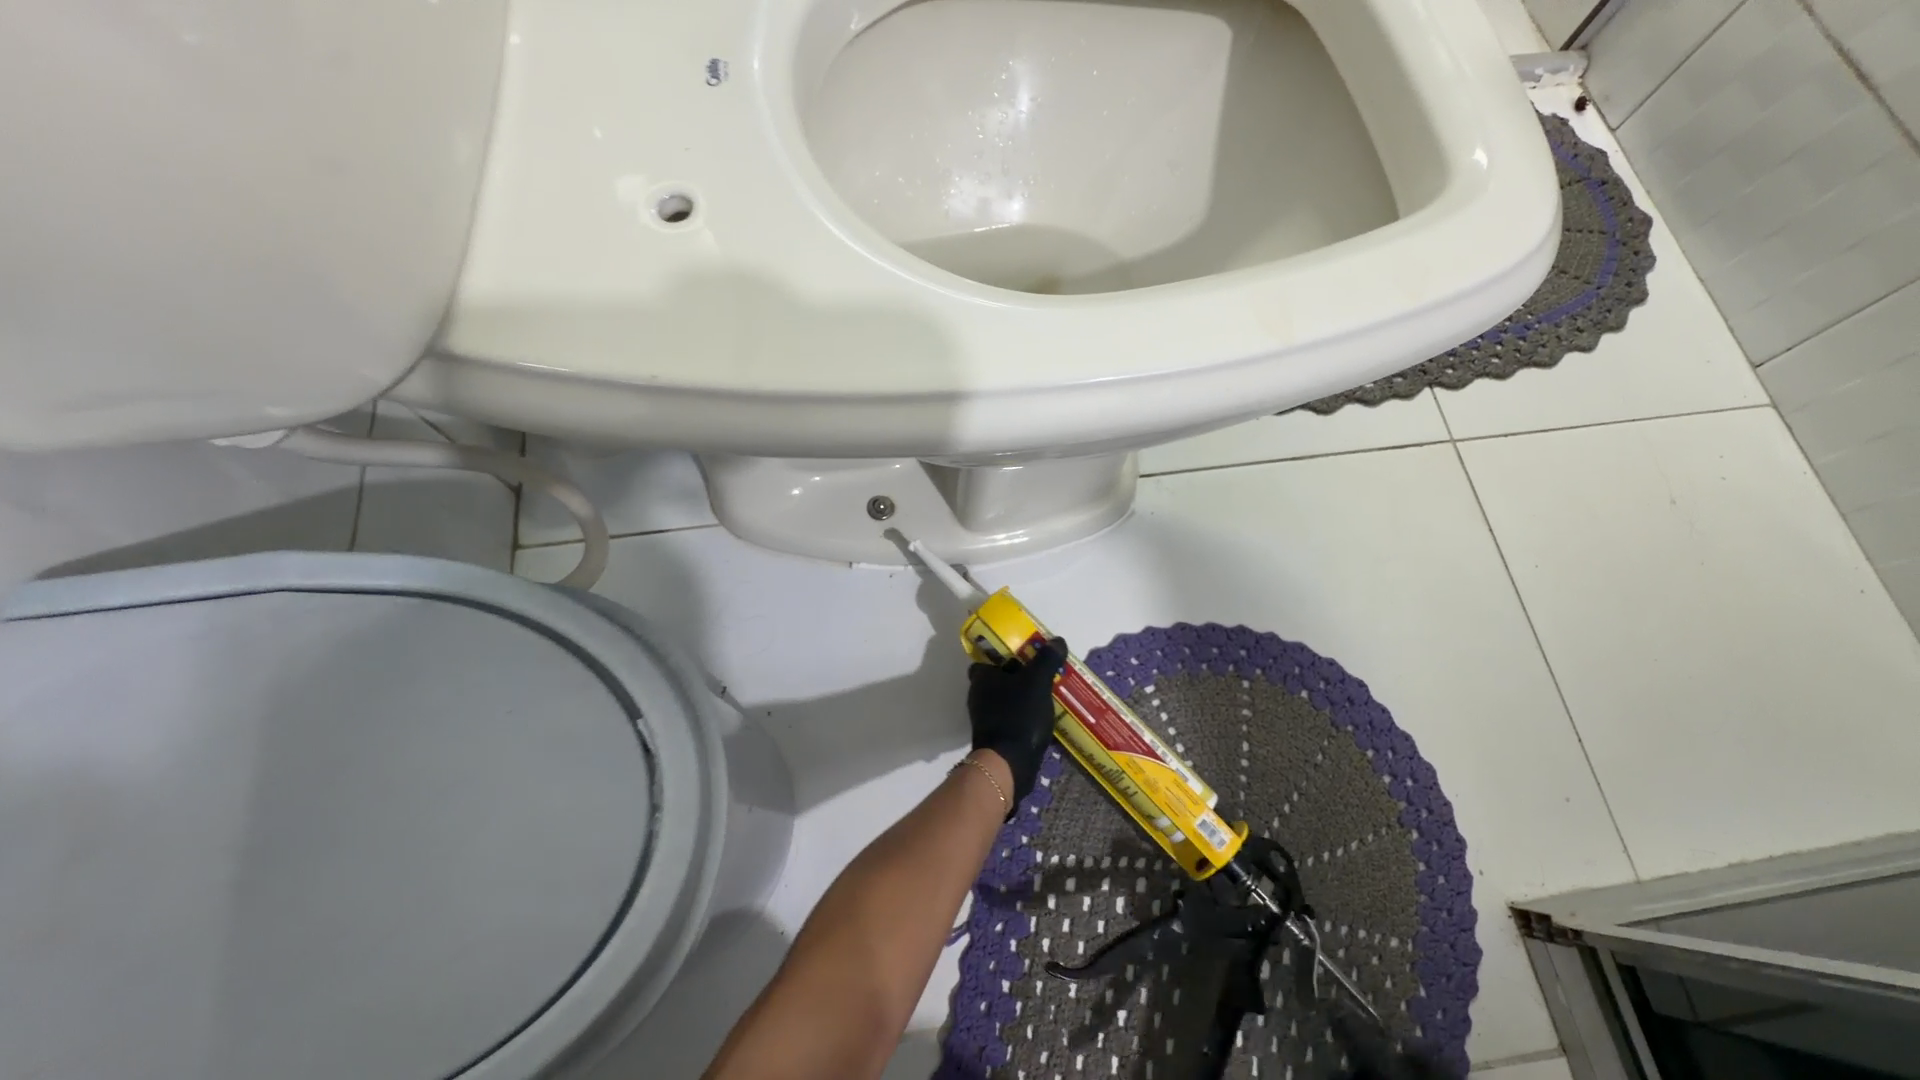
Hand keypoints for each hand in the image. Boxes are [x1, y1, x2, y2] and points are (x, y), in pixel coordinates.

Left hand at [966, 638, 1068, 809]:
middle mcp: (978, 696)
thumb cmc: (1018, 715)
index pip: (987, 659)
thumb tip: (1057, 640)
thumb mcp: (1037, 682)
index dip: (1004, 655)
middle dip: (1020, 675)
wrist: (1008, 763)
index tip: (1027, 654)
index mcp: (981, 678)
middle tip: (1043, 673)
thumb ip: (1046, 660)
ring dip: (1024, 696)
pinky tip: (1044, 716)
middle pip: (999, 679)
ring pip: (1006, 699)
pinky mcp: (996, 736)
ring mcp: (986, 718)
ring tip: (1049, 694)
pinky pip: (1012, 718)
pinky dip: (1025, 715)